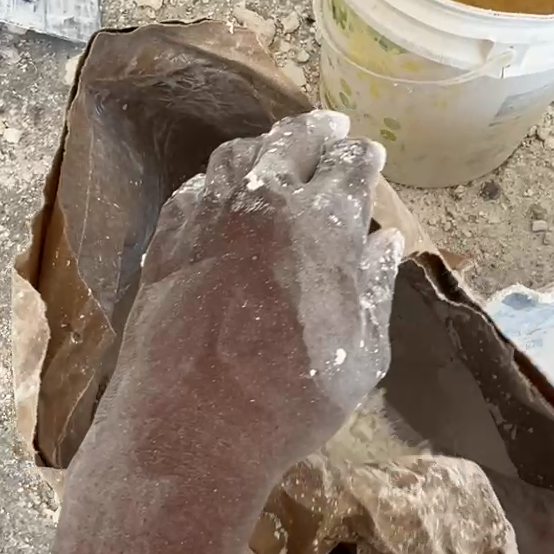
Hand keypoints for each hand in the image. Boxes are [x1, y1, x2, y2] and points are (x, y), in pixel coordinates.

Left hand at [89, 110, 401, 496]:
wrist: (190, 427)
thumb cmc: (291, 399)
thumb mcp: (362, 355)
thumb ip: (374, 289)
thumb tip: (385, 242)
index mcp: (324, 222)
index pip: (350, 167)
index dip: (363, 157)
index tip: (367, 152)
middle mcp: (266, 201)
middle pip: (293, 139)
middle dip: (318, 128)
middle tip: (331, 126)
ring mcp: (209, 214)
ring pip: (238, 155)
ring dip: (265, 145)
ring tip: (276, 150)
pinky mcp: (168, 238)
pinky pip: (196, 189)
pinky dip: (218, 182)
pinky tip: (222, 193)